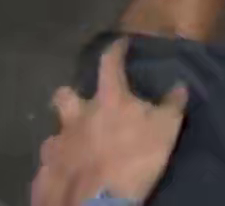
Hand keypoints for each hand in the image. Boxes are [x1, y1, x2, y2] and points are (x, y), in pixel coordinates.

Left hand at [31, 39, 187, 205]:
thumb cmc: (134, 160)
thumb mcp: (166, 129)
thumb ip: (172, 104)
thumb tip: (180, 85)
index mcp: (107, 99)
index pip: (110, 61)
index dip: (116, 49)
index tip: (121, 43)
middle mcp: (77, 117)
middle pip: (63, 96)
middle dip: (68, 97)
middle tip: (79, 106)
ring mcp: (57, 148)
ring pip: (53, 137)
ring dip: (62, 141)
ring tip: (73, 151)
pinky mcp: (44, 180)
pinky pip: (46, 173)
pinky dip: (55, 174)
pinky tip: (64, 180)